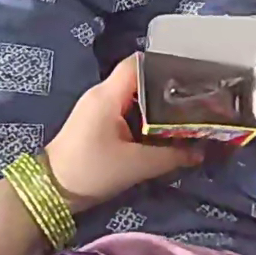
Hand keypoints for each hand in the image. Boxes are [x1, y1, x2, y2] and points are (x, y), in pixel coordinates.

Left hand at [44, 57, 202, 211]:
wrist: (52, 191)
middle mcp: (101, 94)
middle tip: (196, 99)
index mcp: (108, 95)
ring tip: (186, 113)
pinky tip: (163, 128)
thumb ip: (172, 156)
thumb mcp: (136, 165)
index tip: (191, 77)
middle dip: (166, 88)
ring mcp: (97, 108)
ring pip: (133, 96)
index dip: (164, 65)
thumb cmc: (91, 171)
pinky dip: (144, 116)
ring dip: (156, 105)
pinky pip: (125, 110)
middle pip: (139, 78)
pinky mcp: (96, 122)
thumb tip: (202, 152)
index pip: (138, 63)